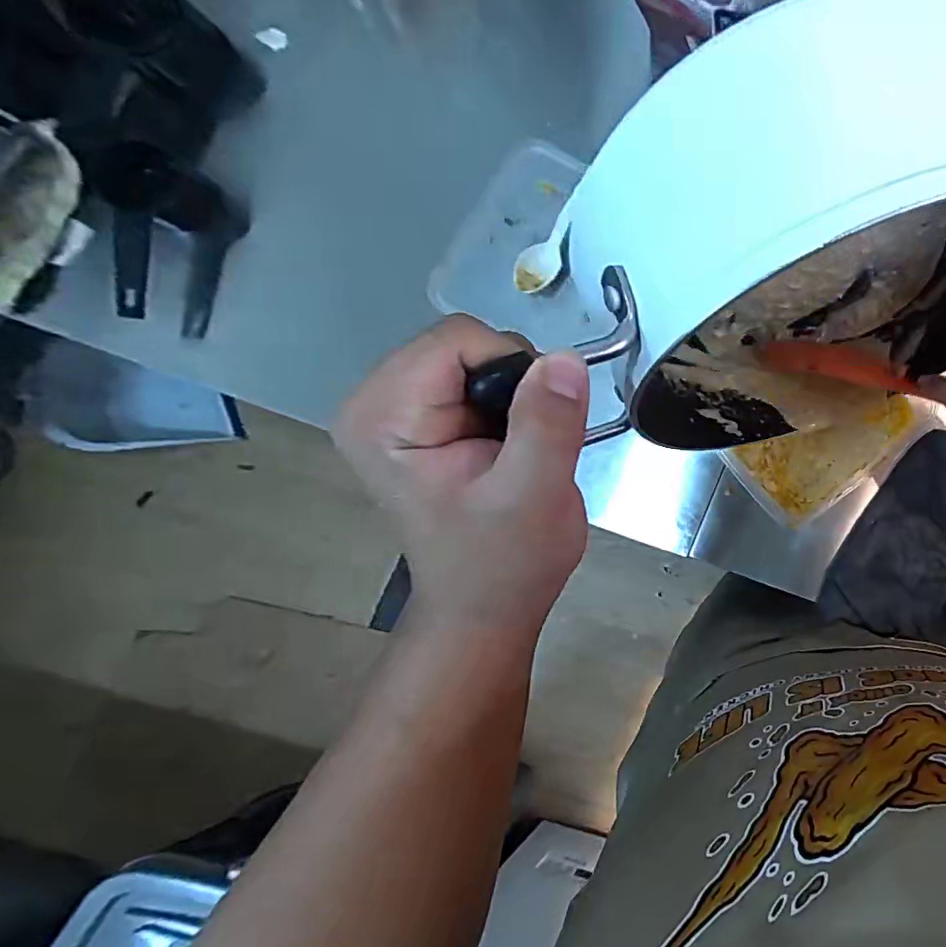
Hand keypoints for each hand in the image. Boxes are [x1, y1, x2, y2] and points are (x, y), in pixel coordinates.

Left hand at [335, 315, 589, 630]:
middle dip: (517, 387)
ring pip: (477, 362)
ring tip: (523, 452)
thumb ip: (548, 425)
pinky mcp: (424, 425)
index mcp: (384, 416)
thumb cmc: (506, 561)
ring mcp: (399, 413)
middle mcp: (377, 403)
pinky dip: (512, 409)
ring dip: (518, 400)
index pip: (458, 341)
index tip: (539, 428)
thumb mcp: (534, 494)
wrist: (489, 605)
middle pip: (465, 345)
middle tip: (532, 446)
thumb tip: (568, 360)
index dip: (516, 372)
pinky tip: (514, 451)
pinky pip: (479, 384)